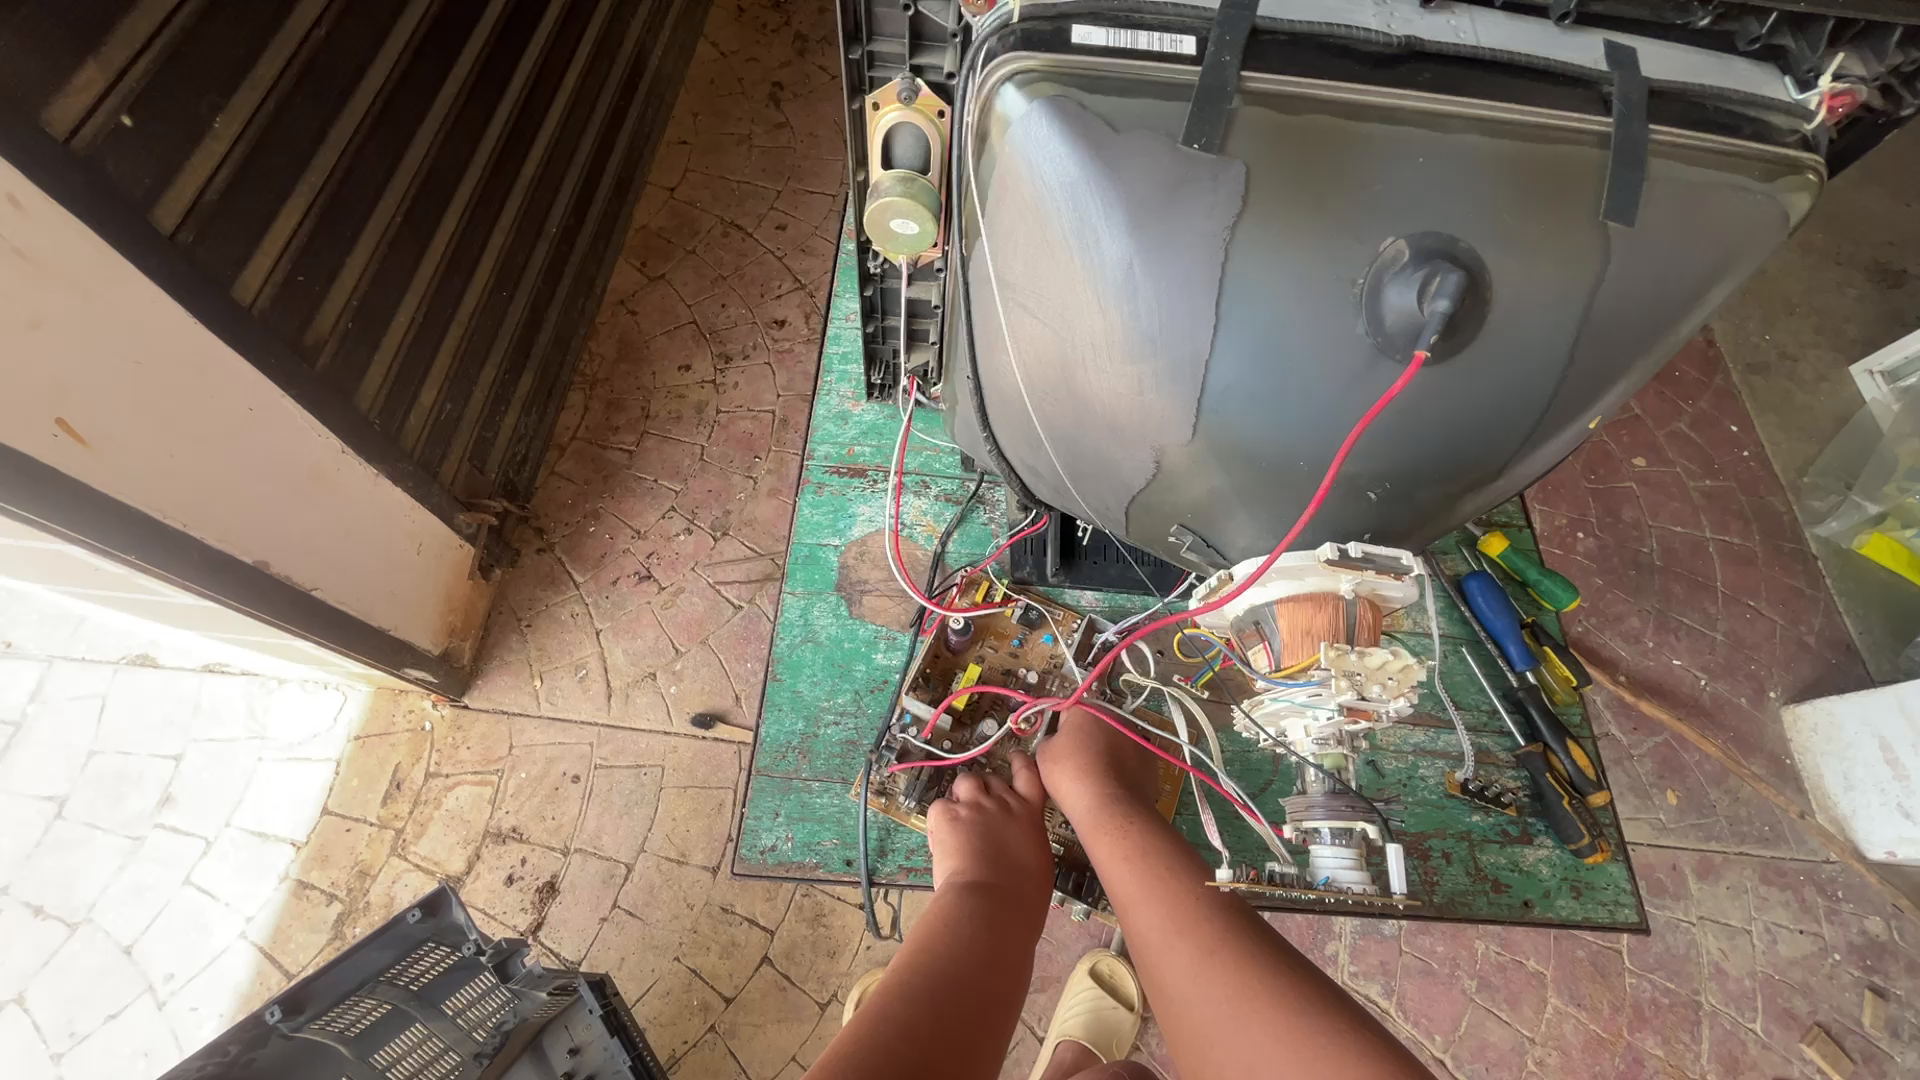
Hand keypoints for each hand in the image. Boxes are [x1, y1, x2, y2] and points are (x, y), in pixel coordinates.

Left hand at [925, 753, 1052, 909]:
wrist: (991, 906)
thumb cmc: (1022, 900)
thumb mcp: (1037, 866)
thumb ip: (1027, 845)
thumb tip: (1018, 852)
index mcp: (1029, 816)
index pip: (1028, 775)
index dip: (1020, 763)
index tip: (1015, 758)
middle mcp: (1002, 804)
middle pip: (991, 780)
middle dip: (984, 790)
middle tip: (977, 810)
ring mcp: (974, 806)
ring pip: (965, 782)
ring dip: (961, 795)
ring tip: (957, 818)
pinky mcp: (948, 815)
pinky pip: (939, 807)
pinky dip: (938, 821)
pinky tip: (941, 841)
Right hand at [1036, 705, 1162, 820]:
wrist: (1110, 810)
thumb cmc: (1072, 777)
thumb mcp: (1043, 754)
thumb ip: (1049, 738)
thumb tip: (1057, 742)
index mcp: (1087, 708)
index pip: (1066, 712)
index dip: (1059, 731)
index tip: (1058, 749)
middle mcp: (1115, 716)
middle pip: (1093, 724)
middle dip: (1085, 740)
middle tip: (1074, 764)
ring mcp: (1137, 737)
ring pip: (1113, 741)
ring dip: (1105, 753)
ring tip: (1094, 778)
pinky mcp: (1150, 759)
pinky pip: (1130, 759)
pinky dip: (1122, 768)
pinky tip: (1111, 786)